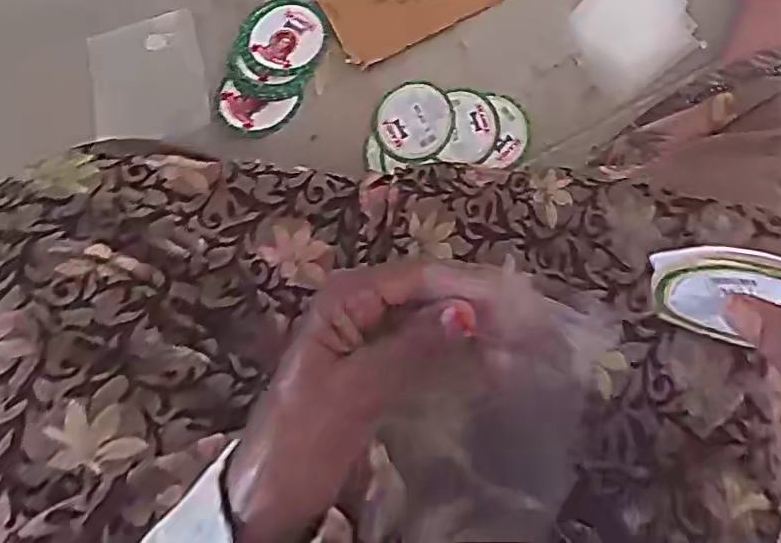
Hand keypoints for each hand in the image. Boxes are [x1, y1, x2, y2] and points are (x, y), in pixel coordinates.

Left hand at [223, 261, 491, 541]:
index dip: (464, 285)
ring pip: (430, 313)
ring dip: (468, 323)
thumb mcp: (356, 392)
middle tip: (516, 320)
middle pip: (427, 290)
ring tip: (510, 337)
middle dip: (471, 301)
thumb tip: (466, 310)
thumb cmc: (301, 441)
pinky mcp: (378, 358)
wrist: (264, 505)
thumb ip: (411, 347)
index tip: (507, 302)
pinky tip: (483, 356)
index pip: (418, 276)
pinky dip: (455, 346)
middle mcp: (359, 301)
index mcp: (346, 296)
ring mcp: (369, 329)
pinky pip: (424, 340)